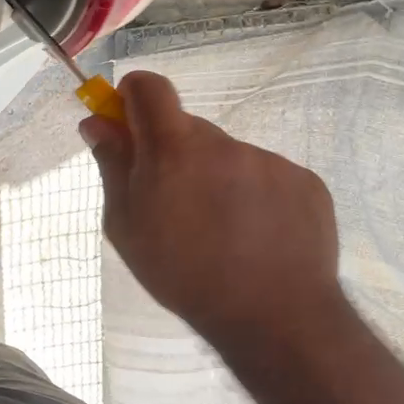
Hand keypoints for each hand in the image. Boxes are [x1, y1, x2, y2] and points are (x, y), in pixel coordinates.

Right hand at [81, 71, 344, 346]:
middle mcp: (225, 143)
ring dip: (210, 178)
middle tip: (164, 203)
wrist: (273, 313)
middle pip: (186, 129)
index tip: (121, 121)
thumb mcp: (124, 223)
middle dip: (169, 153)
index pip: (149, 89)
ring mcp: (271, 162)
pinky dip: (248, 197)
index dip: (130, 96)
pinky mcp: (306, 183)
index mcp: (174, 149)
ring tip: (212, 231)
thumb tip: (97, 124)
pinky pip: (264, 177)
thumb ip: (113, 166)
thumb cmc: (179, 271)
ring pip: (225, 157)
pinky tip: (248, 236)